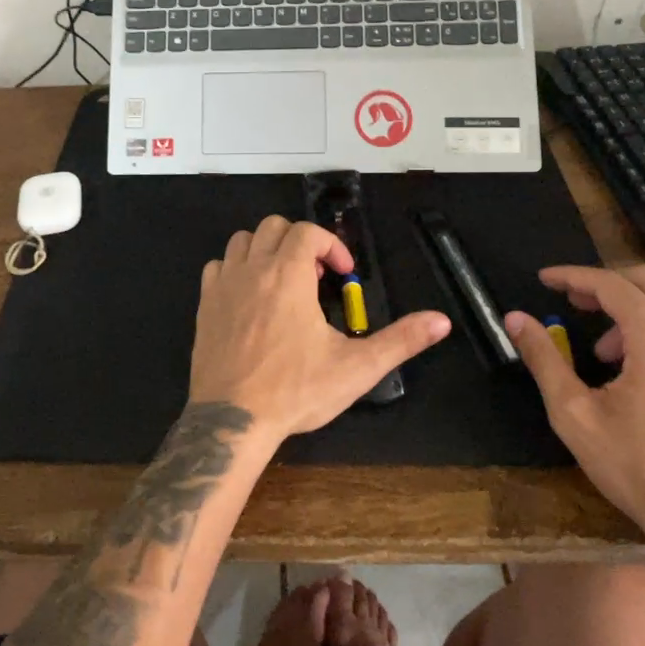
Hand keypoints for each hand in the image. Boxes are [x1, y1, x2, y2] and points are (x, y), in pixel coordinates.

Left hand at [190, 215, 450, 437]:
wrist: (232, 419)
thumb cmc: (295, 390)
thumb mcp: (356, 367)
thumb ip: (400, 340)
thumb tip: (441, 321)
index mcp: (288, 275)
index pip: (307, 231)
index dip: (331, 245)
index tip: (343, 274)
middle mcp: (253, 269)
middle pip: (274, 226)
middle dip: (299, 242)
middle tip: (315, 278)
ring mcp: (223, 285)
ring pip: (243, 241)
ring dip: (266, 249)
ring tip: (284, 282)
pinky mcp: (203, 305)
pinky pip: (217, 267)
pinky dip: (235, 269)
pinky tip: (250, 298)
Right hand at [505, 265, 644, 550]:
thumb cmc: (639, 471)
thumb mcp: (575, 415)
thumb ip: (544, 359)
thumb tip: (514, 318)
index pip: (612, 285)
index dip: (574, 276)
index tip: (547, 280)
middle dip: (611, 285)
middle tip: (579, 305)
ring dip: (642, 321)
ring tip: (617, 362)